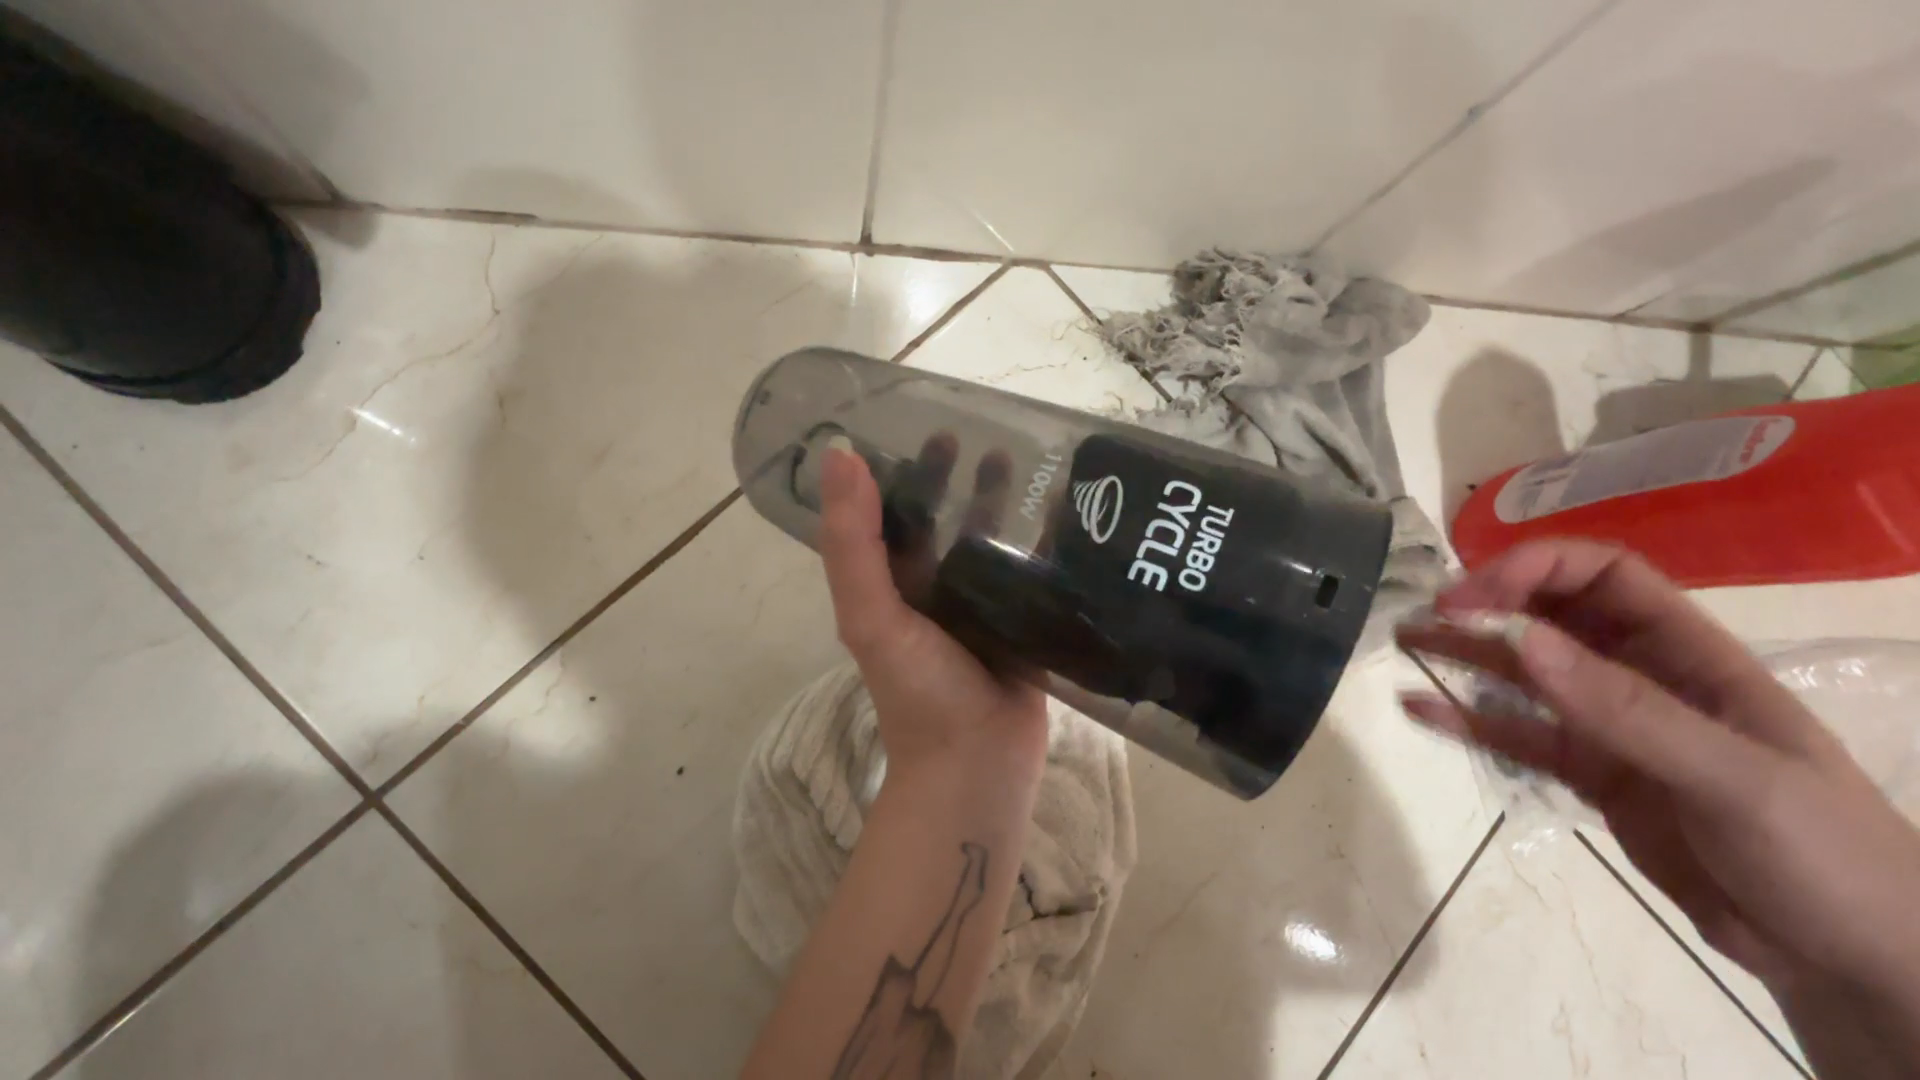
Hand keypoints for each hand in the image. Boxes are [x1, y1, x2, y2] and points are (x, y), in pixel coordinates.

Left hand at [818, 442, 1048, 782]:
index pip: (894, 515)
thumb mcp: (872, 616)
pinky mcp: (1024, 627)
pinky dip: (1046, 543)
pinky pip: (1034, 574)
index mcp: (893, 587)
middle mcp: (934, 592)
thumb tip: (839, 454)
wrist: (977, 767)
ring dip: (1003, 506)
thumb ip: (852, 541)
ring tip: (1029, 463)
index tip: (929, 427)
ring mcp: (981, 609)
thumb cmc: (919, 691)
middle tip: (989, 436)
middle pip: (946, 523)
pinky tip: (1069, 514)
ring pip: (992, 544)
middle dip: (960, 481)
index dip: (906, 472)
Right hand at [1396, 541, 1919, 1008]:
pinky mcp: (1589, 774)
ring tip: (1404, 640)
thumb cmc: (1821, 852)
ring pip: (1525, 673)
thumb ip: (1623, 708)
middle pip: (1554, 616)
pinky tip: (1419, 709)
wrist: (1847, 958)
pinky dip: (1467, 721)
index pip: (1605, 577)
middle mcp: (1642, 677)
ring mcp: (1611, 727)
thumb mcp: (1730, 776)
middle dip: (1488, 604)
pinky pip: (1517, 736)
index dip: (1536, 569)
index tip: (1473, 595)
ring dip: (1465, 653)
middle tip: (1425, 613)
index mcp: (1691, 654)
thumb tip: (1520, 638)